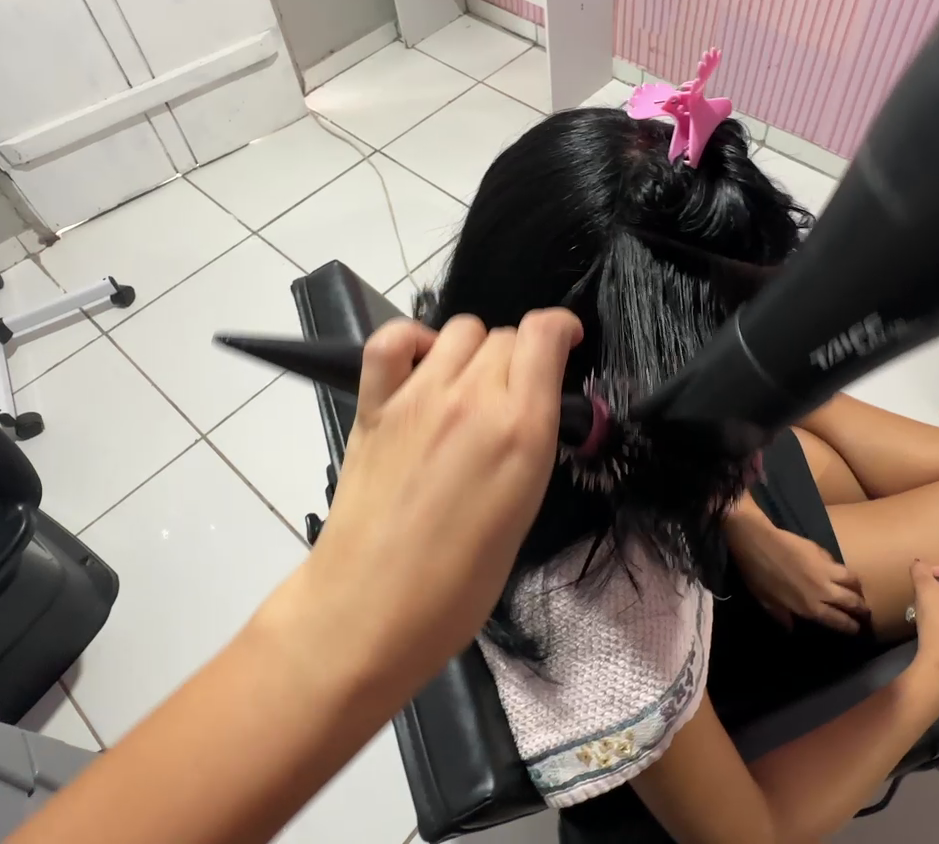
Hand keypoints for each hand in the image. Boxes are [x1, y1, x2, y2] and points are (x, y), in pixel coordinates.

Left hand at [305, 309, 582, 680]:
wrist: (370, 610)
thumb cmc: (459, 585)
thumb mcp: (523, 511)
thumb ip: (529, 447)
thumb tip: (525, 416)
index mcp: (521, 430)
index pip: (545, 334)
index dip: (562, 328)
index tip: (567, 344)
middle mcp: (473, 398)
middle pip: (505, 334)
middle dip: (520, 355)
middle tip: (513, 394)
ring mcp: (418, 396)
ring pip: (461, 329)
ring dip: (474, 349)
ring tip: (468, 384)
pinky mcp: (374, 405)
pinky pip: (391, 341)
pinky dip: (412, 340)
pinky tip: (421, 366)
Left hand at [727, 510, 868, 633]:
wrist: (758, 541)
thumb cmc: (758, 575)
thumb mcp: (766, 602)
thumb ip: (782, 617)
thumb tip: (792, 629)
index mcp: (811, 606)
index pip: (840, 621)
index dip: (851, 627)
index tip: (858, 629)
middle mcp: (824, 590)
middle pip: (852, 601)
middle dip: (862, 609)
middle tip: (866, 612)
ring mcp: (825, 568)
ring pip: (852, 579)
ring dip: (858, 587)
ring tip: (859, 590)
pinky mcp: (821, 551)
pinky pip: (837, 562)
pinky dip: (840, 569)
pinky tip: (838, 570)